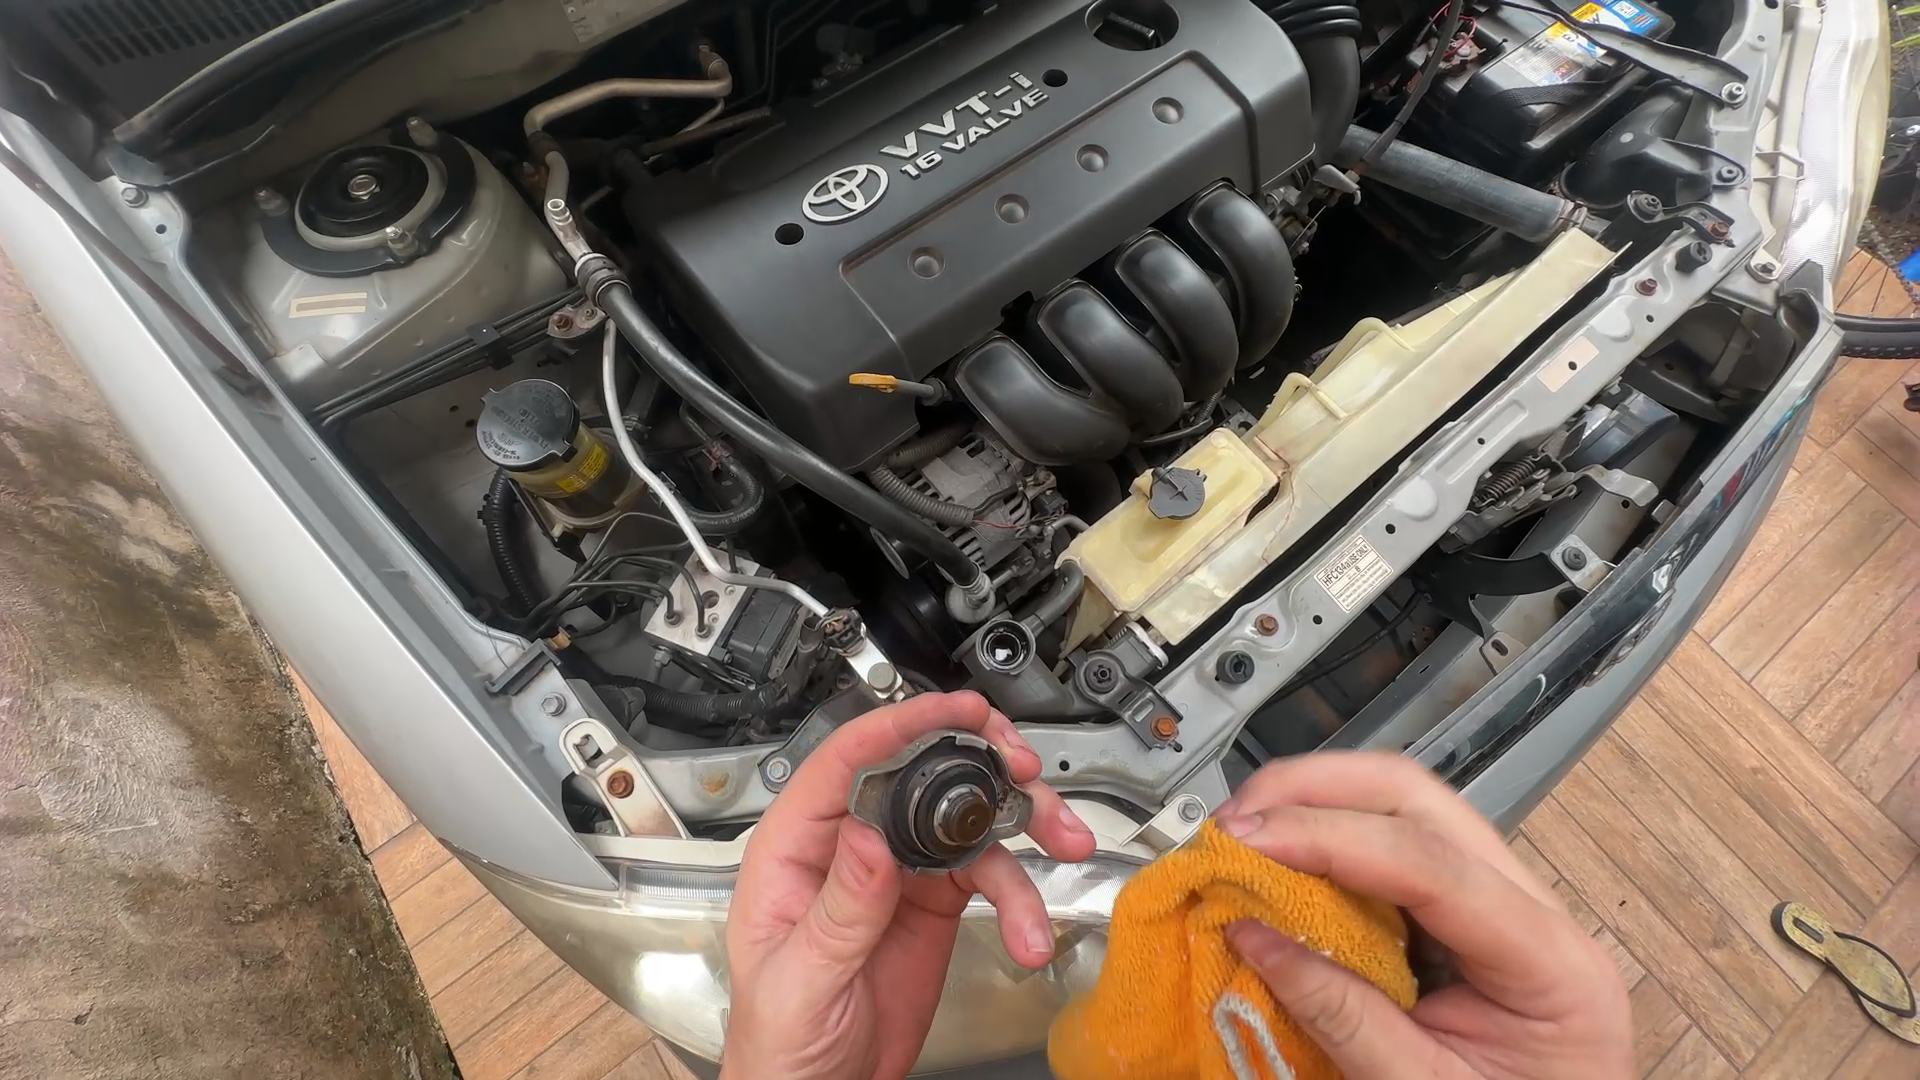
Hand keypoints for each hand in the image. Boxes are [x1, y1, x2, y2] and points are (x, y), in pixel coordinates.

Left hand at [721, 690, 1096, 1079]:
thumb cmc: (780, 1041)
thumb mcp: (799, 980)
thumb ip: (838, 908)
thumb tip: (868, 835)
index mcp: (801, 842)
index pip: (849, 757)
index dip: (904, 722)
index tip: (958, 710)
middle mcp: (856, 838)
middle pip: (921, 768)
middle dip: (980, 758)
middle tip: (1022, 766)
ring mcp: (901, 861)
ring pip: (967, 813)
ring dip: (1022, 820)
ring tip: (1062, 837)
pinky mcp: (937, 893)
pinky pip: (989, 869)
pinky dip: (1021, 891)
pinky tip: (1032, 926)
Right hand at [1215, 752, 1631, 1079]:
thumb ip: (1342, 1017)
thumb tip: (1246, 931)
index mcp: (1548, 961)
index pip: (1427, 860)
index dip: (1325, 836)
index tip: (1243, 838)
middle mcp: (1526, 900)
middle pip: (1409, 794)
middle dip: (1309, 789)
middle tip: (1235, 821)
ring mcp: (1488, 884)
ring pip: (1390, 794)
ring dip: (1305, 796)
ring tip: (1241, 829)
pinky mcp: (1448, 888)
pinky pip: (1377, 826)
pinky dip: (1315, 823)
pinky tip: (1274, 847)